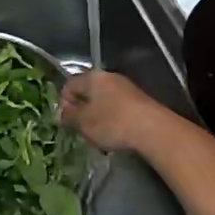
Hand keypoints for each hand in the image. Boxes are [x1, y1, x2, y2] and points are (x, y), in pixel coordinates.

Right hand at [58, 71, 173, 152]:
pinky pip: (118, 109)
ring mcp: (126, 89)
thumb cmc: (112, 122)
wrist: (154, 130)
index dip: (64, 103)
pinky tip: (116, 135)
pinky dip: (113, 121)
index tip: (66, 122)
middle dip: (82, 111)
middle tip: (81, 130)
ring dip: (97, 118)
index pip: (69, 85)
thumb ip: (69, 116)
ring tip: (99, 136)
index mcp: (92, 77)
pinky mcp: (139, 102)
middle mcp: (109, 77)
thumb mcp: (84, 122)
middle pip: (87, 93)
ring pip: (103, 102)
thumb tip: (60, 114)